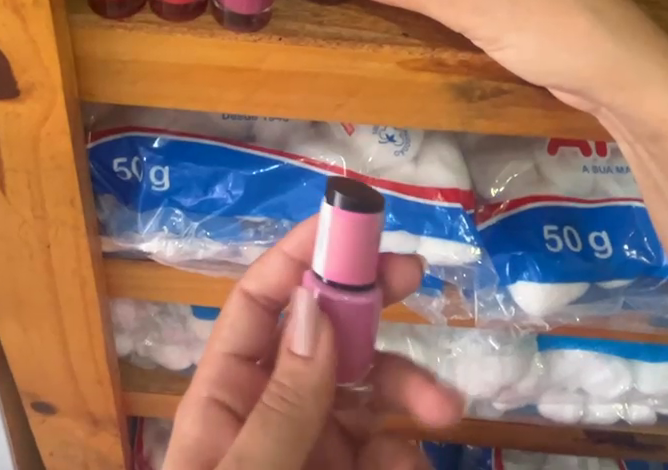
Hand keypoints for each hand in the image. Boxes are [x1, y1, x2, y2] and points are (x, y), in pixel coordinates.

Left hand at [164, 218, 462, 469]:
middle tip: (414, 275)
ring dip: (403, 387)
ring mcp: (312, 452)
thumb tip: (316, 310)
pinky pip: (382, 452)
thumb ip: (281, 404)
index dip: (299, 256)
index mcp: (226, 397)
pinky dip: (403, 452)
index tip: (347, 222)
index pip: (260, 306)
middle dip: (367, 305)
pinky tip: (410, 464)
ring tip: (441, 410)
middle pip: (321, 335)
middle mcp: (270, 413)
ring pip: (362, 394)